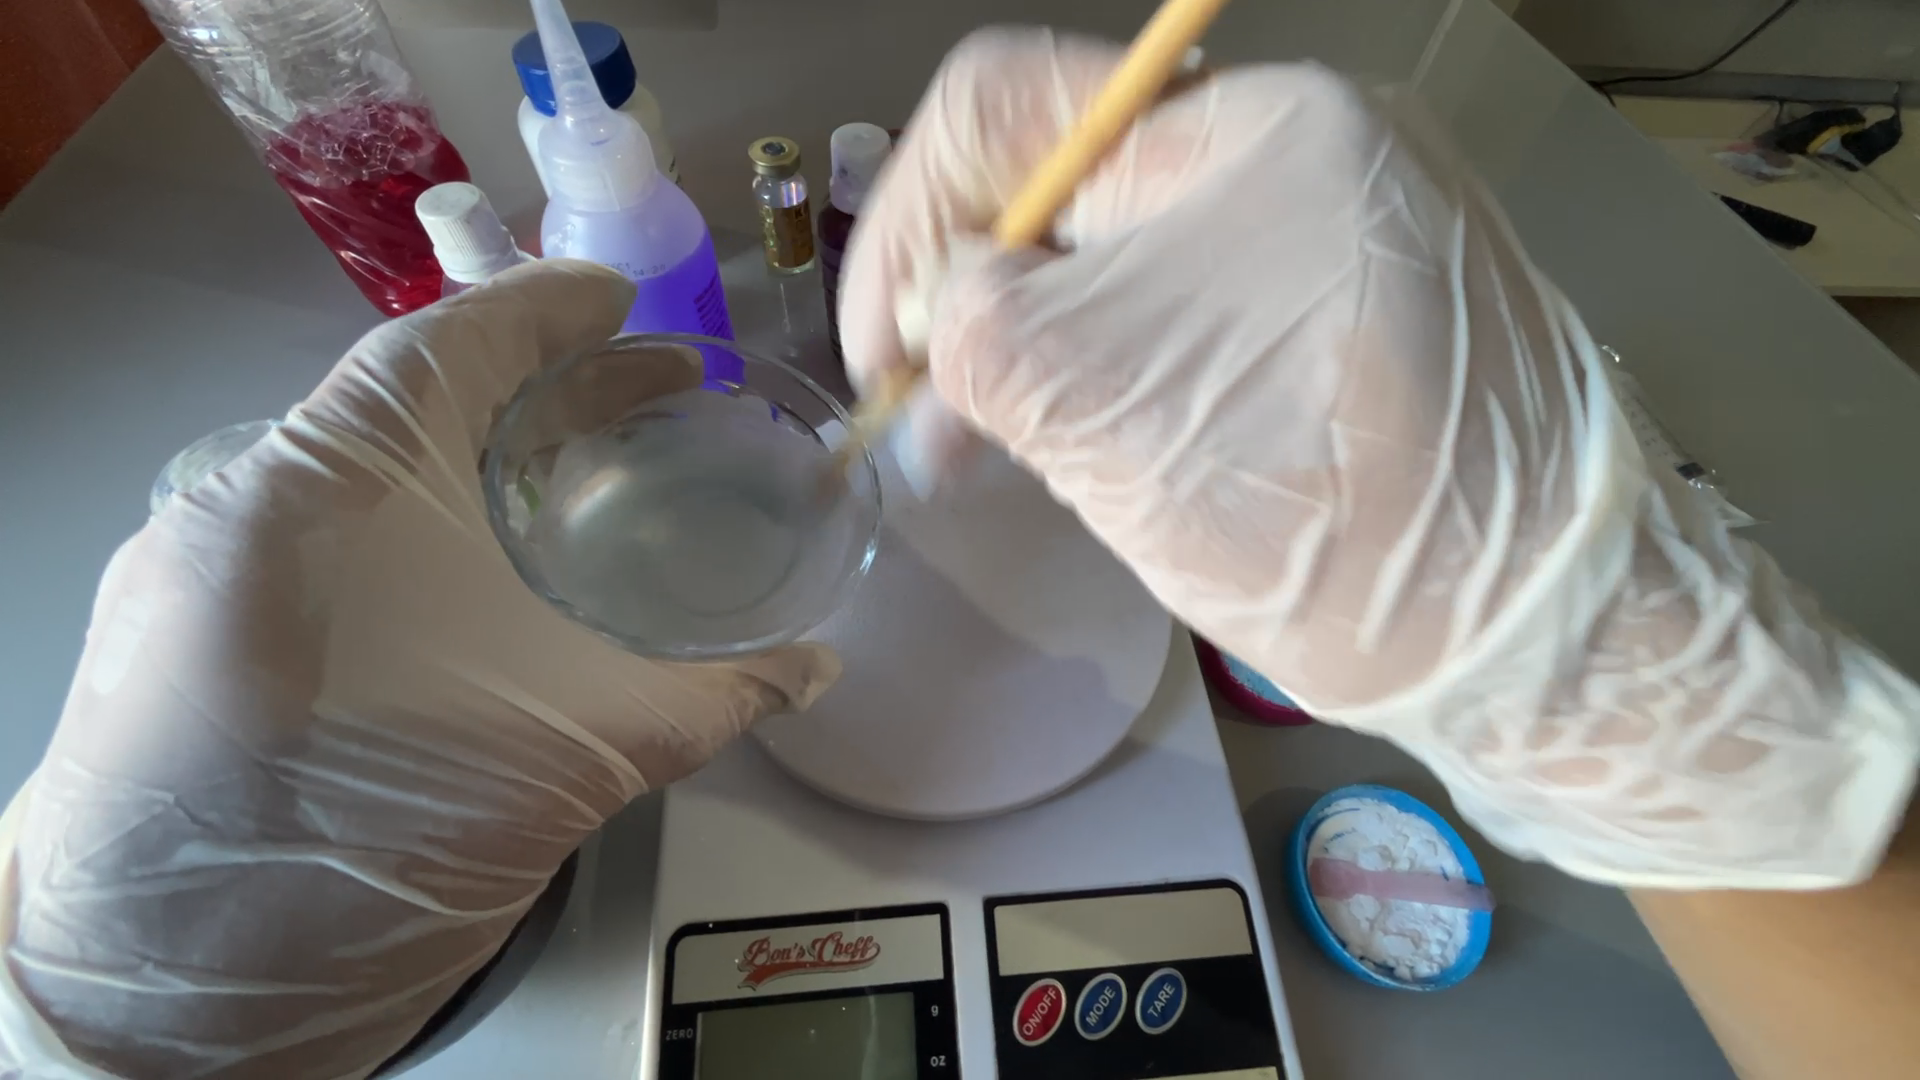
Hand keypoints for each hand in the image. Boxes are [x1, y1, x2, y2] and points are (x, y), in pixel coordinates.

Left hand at [0, 261, 838, 1078]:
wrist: (186, 1005)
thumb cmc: (373, 842)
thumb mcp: (576, 751)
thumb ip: (713, 697)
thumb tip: (817, 668)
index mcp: (337, 492)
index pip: (447, 345)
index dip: (544, 305)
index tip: (626, 298)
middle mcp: (277, 504)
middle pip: (435, 397)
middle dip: (558, 380)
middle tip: (664, 385)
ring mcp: (245, 562)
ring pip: (404, 462)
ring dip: (511, 442)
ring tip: (613, 451)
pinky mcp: (241, 620)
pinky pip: (374, 521)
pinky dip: (462, 503)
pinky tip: (524, 545)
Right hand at [841, 28, 1918, 887]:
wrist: (1521, 630)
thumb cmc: (1331, 512)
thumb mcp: (1118, 412)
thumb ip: (988, 336)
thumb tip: (929, 321)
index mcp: (1238, 139)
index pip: (1006, 114)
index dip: (906, 222)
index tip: (882, 356)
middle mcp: (1269, 165)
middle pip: (1048, 200)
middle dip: (964, 308)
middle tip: (928, 424)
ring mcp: (1290, 245)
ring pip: (1091, 274)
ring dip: (1023, 356)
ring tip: (990, 450)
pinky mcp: (1296, 327)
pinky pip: (1147, 327)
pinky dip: (1083, 382)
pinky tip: (1073, 446)